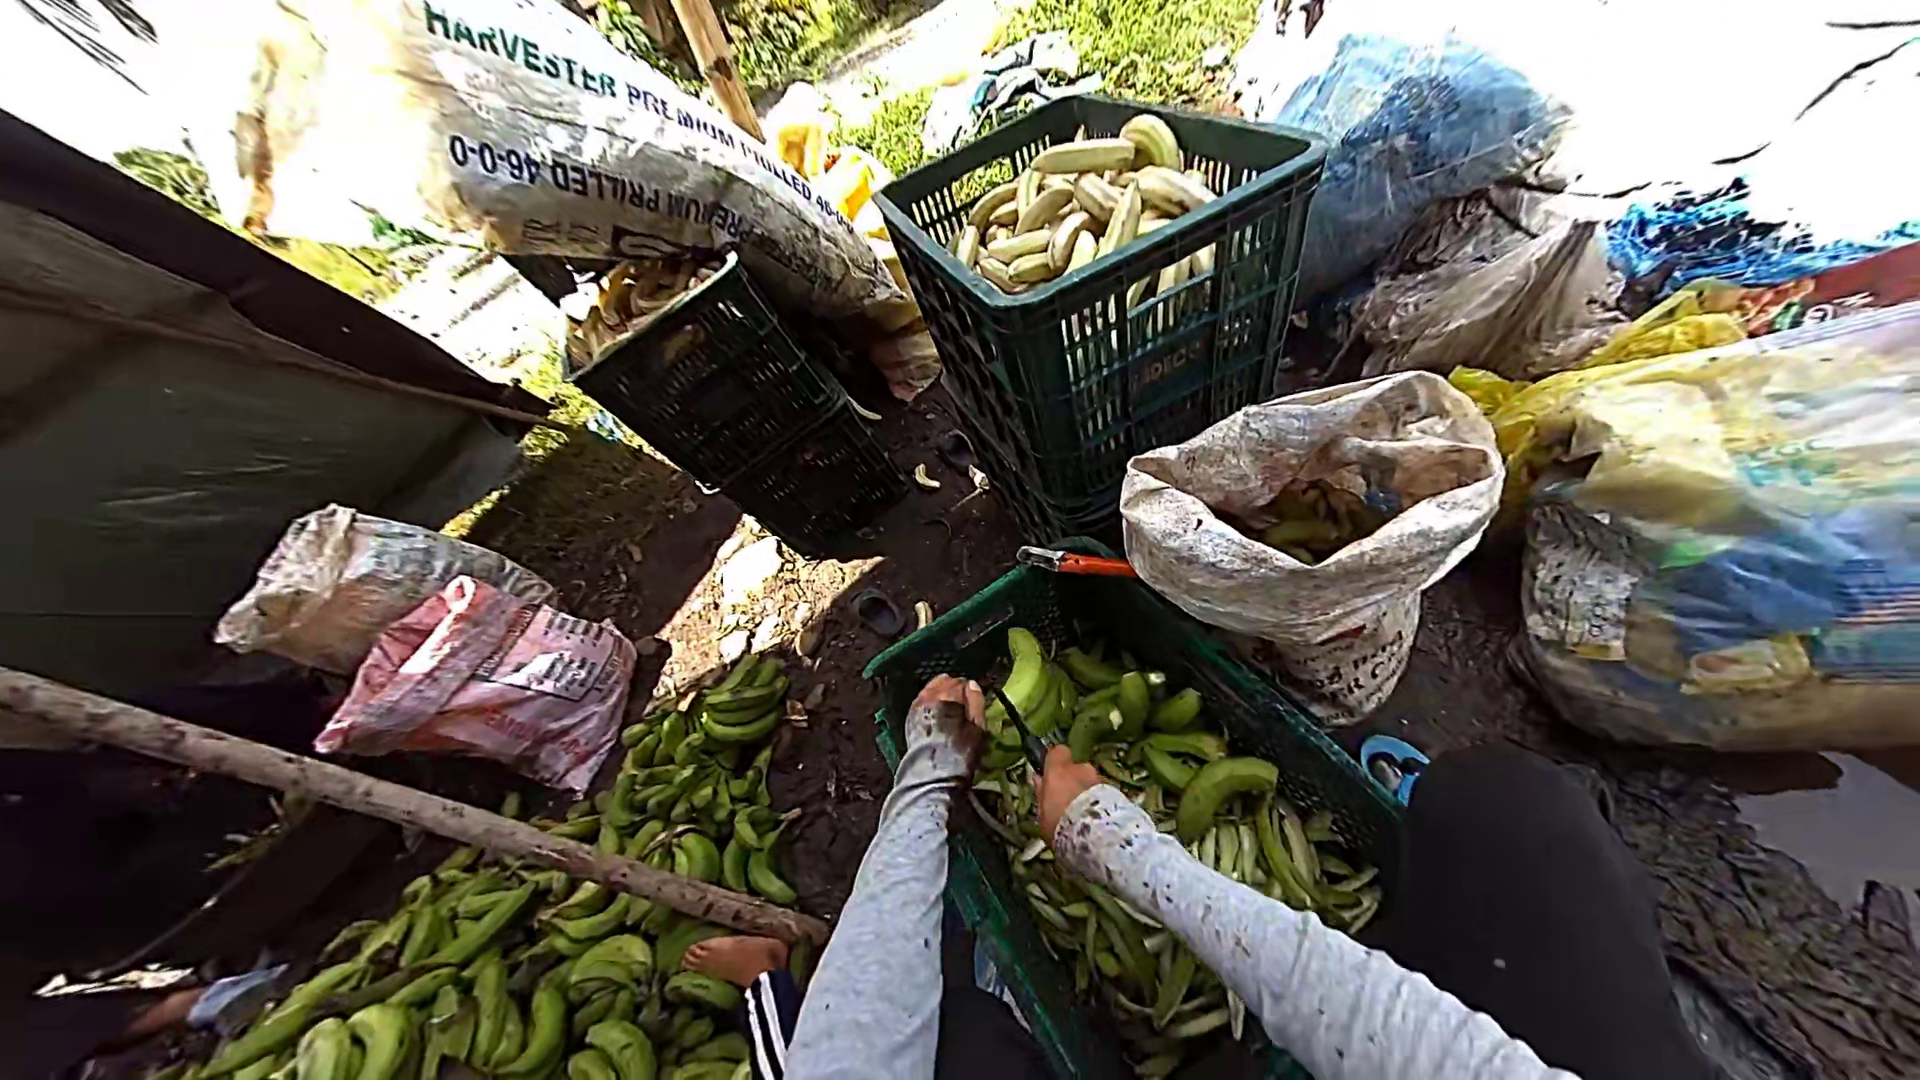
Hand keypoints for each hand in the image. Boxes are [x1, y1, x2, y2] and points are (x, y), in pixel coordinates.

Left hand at [906, 675, 986, 774]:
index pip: (960, 682)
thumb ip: (976, 703)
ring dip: (941, 693)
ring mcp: (917, 706)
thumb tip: (972, 685)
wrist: (932, 775)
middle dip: (954, 688)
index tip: (973, 698)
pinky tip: (936, 712)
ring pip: (931, 689)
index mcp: (948, 697)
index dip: (969, 689)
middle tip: (962, 701)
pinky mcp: (910, 717)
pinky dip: (930, 702)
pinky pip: (922, 700)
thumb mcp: (977, 728)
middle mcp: (930, 697)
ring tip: (949, 705)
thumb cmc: (959, 753)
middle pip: (944, 682)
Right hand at [1033, 744, 1101, 847]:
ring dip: (1088, 792)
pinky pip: (1103, 793)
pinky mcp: (1116, 792)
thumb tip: (1039, 779)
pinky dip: (1100, 802)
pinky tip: (1098, 819)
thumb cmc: (1061, 825)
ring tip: (1086, 815)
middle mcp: (1080, 769)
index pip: (1058, 752)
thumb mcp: (1043, 814)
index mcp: (1058, 770)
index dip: (1056, 762)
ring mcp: (1099, 779)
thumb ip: (1042, 793)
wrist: (1098, 838)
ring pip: (1090, 782)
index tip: (1052, 775)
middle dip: (1074, 781)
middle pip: (1076, 769)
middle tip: (1071, 802)